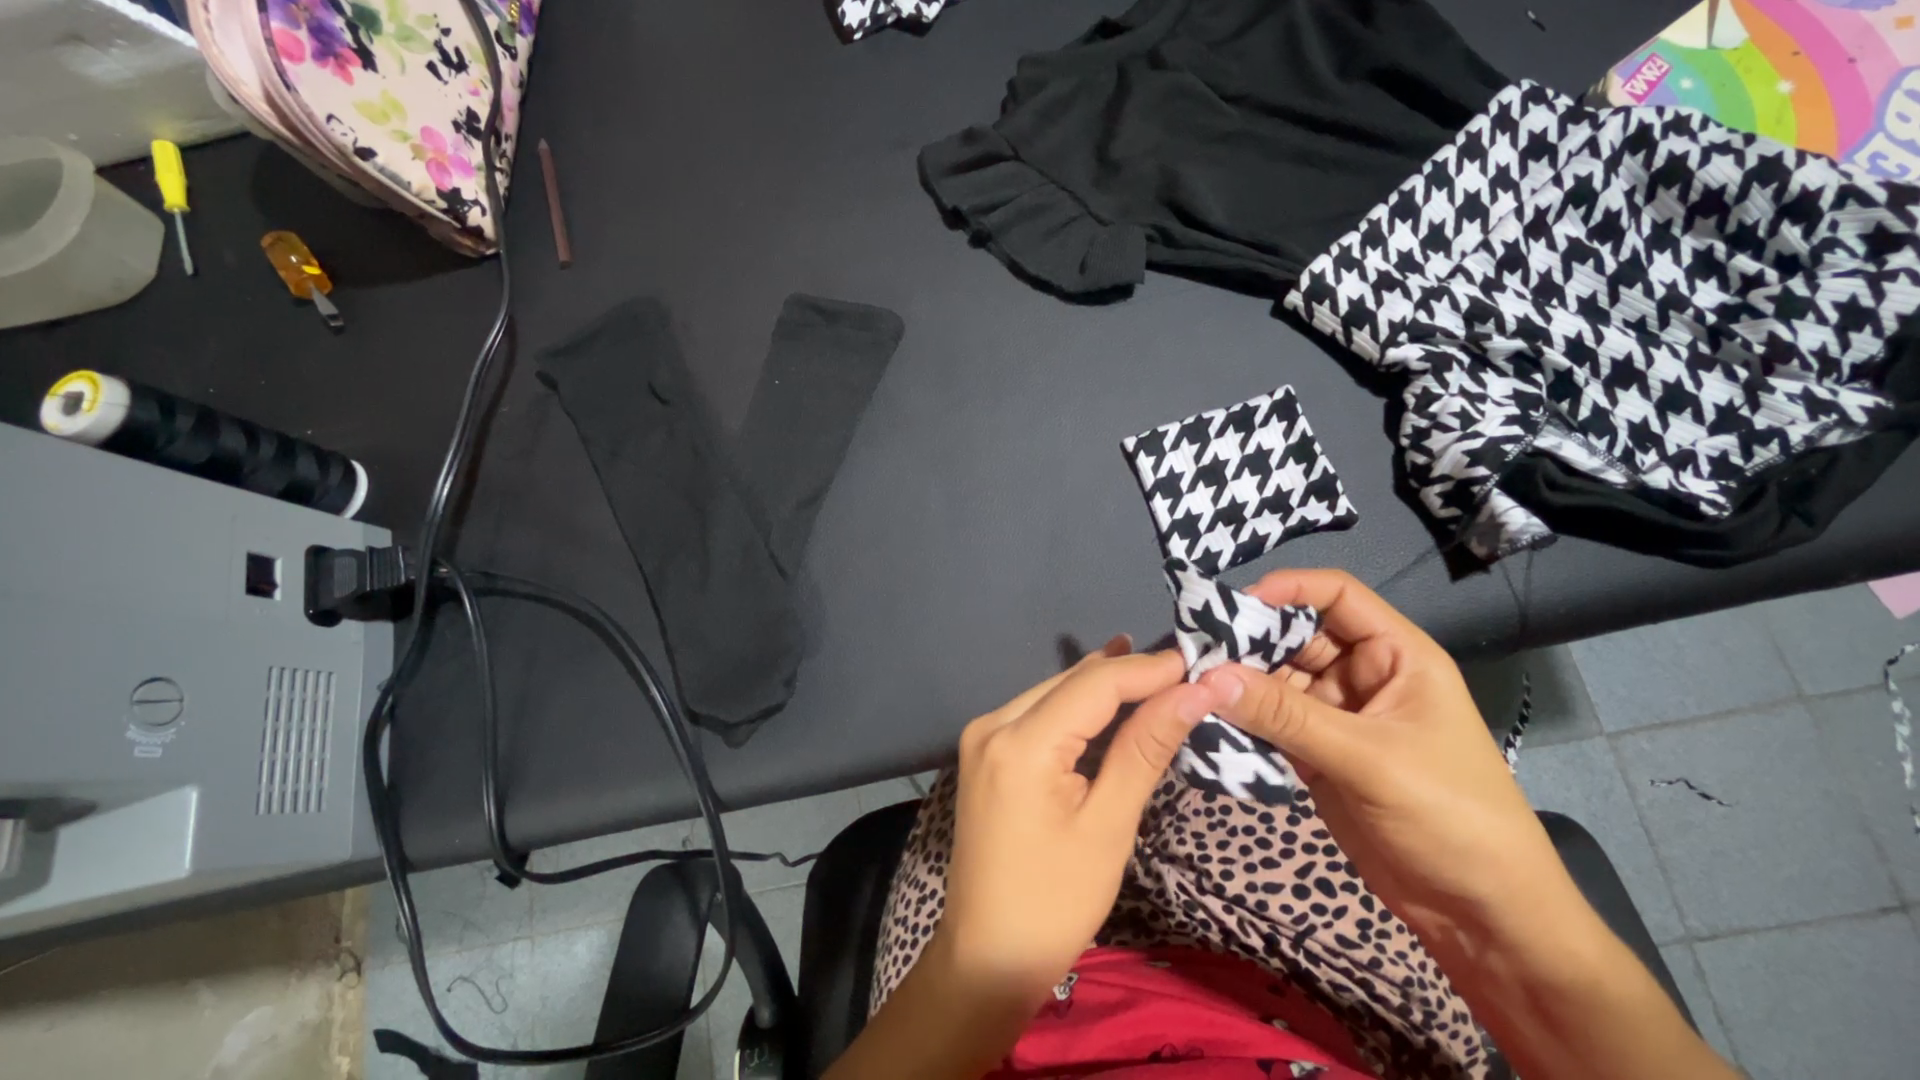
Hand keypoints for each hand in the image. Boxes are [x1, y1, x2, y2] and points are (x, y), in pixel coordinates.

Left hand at [939, 637, 1221, 1000]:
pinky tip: (1112, 705)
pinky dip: (1078, 711)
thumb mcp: (1109, 824)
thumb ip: (1145, 749)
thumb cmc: (1056, 900)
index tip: (1200, 663)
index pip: (1094, 683)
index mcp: (1019, 742)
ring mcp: (982, 738)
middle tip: (1187, 670)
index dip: (1148, 669)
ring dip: (1104, 689)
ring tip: (1161, 678)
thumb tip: (1193, 692)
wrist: (989, 954)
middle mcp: (992, 725)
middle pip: (1071, 682)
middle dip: (1129, 673)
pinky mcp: (985, 754)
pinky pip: (1038, 715)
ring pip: (1054, 693)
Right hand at [1196, 570, 1575, 953]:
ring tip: (1190, 691)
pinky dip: (1244, 724)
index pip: (1338, 596)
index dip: (1287, 590)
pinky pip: (1273, 726)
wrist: (1480, 911)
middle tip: (1192, 657)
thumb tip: (1210, 677)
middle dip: (1249, 644)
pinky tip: (1207, 725)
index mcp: (1396, 656)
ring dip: (1240, 687)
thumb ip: (1287, 717)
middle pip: (1296, 638)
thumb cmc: (1449, 815)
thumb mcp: (1368, 759)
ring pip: (1278, 684)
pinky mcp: (1319, 756)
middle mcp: (1364, 677)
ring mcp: (1340, 718)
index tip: (1229, 608)